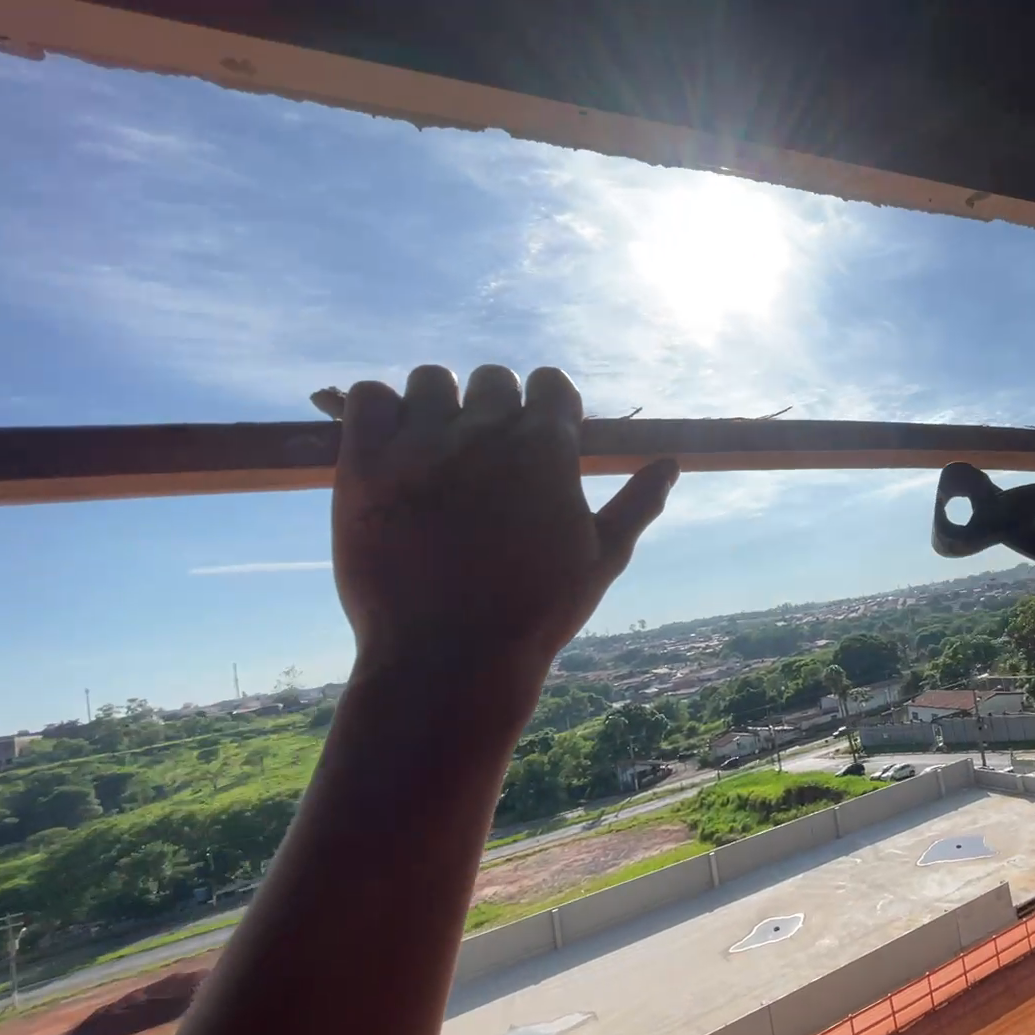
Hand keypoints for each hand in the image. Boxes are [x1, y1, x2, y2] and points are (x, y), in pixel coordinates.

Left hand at [332, 364, 675, 673]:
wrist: (452, 655)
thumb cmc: (540, 608)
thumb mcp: (605, 557)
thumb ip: (639, 503)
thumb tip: (671, 463)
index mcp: (548, 450)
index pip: (551, 384)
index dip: (550, 405)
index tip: (543, 434)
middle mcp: (487, 432)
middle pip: (494, 379)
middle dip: (499, 404)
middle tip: (491, 451)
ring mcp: (421, 444)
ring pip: (431, 380)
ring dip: (441, 402)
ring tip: (440, 445)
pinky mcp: (363, 463)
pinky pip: (367, 398)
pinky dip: (380, 410)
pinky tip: (395, 446)